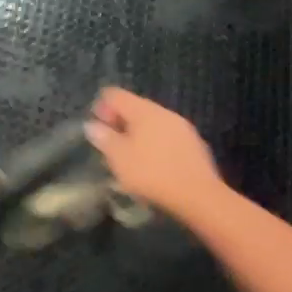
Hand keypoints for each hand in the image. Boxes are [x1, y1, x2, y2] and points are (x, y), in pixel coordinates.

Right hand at [84, 88, 225, 218]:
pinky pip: (168, 137)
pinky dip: (157, 144)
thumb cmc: (152, 173)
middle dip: (121, 122)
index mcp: (143, 110)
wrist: (199, 196)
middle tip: (112, 144)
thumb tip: (92, 125)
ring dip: (140, 134)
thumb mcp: (119, 158)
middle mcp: (164, 112)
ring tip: (132, 156)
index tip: (97, 128)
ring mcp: (182, 127)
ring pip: (154, 123)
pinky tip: (155, 164)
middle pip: (136, 107)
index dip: (102, 107)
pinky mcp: (195, 144)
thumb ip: (104, 138)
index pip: (115, 95)